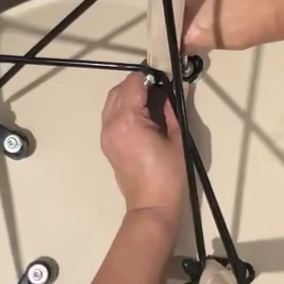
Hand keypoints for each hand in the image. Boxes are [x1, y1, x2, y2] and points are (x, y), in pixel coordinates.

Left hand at [99, 73, 187, 217]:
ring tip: (150, 100)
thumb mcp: (177, 138)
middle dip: (136, 84)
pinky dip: (122, 108)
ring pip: (111, 101)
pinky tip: (141, 114)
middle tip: (159, 88)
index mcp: (128, 120)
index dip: (148, 77)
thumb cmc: (169, 175)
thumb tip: (172, 91)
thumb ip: (172, 109)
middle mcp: (111, 124)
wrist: (152, 206)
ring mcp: (105, 134)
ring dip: (128, 95)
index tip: (163, 78)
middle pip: (118, 90)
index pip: (133, 84)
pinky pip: (110, 115)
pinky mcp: (106, 144)